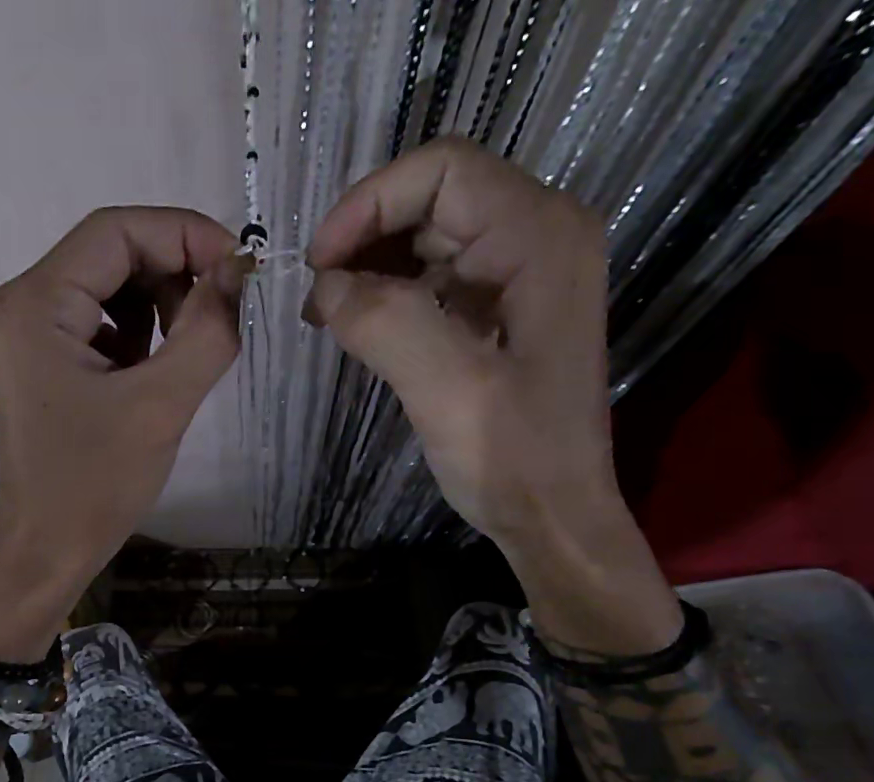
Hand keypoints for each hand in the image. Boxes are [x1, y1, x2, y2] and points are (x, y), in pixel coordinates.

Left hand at [0, 207, 243, 660]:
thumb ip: (207, 331)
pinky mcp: (45, 357)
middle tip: (228, 307)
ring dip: (164, 300)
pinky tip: (167, 361)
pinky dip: (144, 329)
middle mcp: (22, 303)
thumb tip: (240, 272)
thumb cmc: (97, 485)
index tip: (241, 268)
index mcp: (34, 304)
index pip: (115, 231)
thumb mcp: (161, 405)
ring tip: (198, 341)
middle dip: (177, 270)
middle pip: (112, 252)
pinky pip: (104, 320)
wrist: (50, 549)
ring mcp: (30, 331)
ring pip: (112, 285)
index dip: (185, 234)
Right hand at [305, 135, 615, 543]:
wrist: (555, 516)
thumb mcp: (449, 392)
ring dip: (373, 265)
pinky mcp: (506, 305)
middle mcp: (540, 236)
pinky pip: (438, 273)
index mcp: (540, 238)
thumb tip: (326, 286)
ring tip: (330, 315)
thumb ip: (386, 323)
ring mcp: (525, 271)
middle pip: (434, 197)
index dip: (368, 205)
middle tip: (318, 298)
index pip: (442, 172)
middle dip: (366, 237)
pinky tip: (362, 326)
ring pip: (430, 234)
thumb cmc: (515, 459)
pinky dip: (392, 291)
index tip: (319, 265)